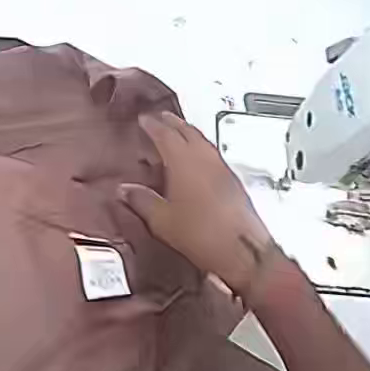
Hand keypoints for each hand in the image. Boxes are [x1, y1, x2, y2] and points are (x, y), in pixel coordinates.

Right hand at [120, 112, 279, 297]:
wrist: (243, 252)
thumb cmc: (203, 234)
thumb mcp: (162, 220)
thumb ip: (142, 201)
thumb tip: (126, 190)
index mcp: (184, 162)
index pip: (166, 134)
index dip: (153, 125)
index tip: (145, 119)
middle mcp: (206, 159)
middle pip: (188, 131)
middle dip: (173, 123)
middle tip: (162, 118)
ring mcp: (223, 169)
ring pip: (203, 141)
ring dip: (189, 134)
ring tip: (179, 134)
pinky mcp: (234, 182)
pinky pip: (213, 155)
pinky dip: (201, 149)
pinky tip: (197, 161)